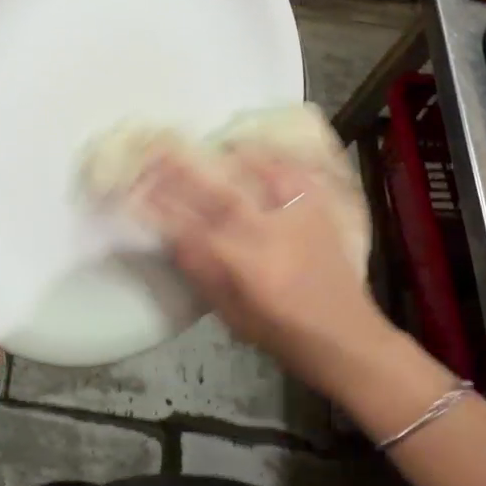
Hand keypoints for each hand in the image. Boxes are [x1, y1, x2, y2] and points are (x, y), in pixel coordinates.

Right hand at [131, 147, 387, 389]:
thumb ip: (202, 273)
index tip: (135, 189)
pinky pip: (288, 172)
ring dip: (220, 158)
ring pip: (254, 176)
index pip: (192, 228)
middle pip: (217, 193)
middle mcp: (271, 236)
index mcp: (247, 268)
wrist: (350, 339)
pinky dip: (264, 158)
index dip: (159, 206)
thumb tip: (172, 236)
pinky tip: (245, 151)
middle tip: (154, 148)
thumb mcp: (234, 316)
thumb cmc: (285, 336)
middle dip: (181, 169)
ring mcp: (298, 218)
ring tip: (197, 147)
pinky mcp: (319, 209)